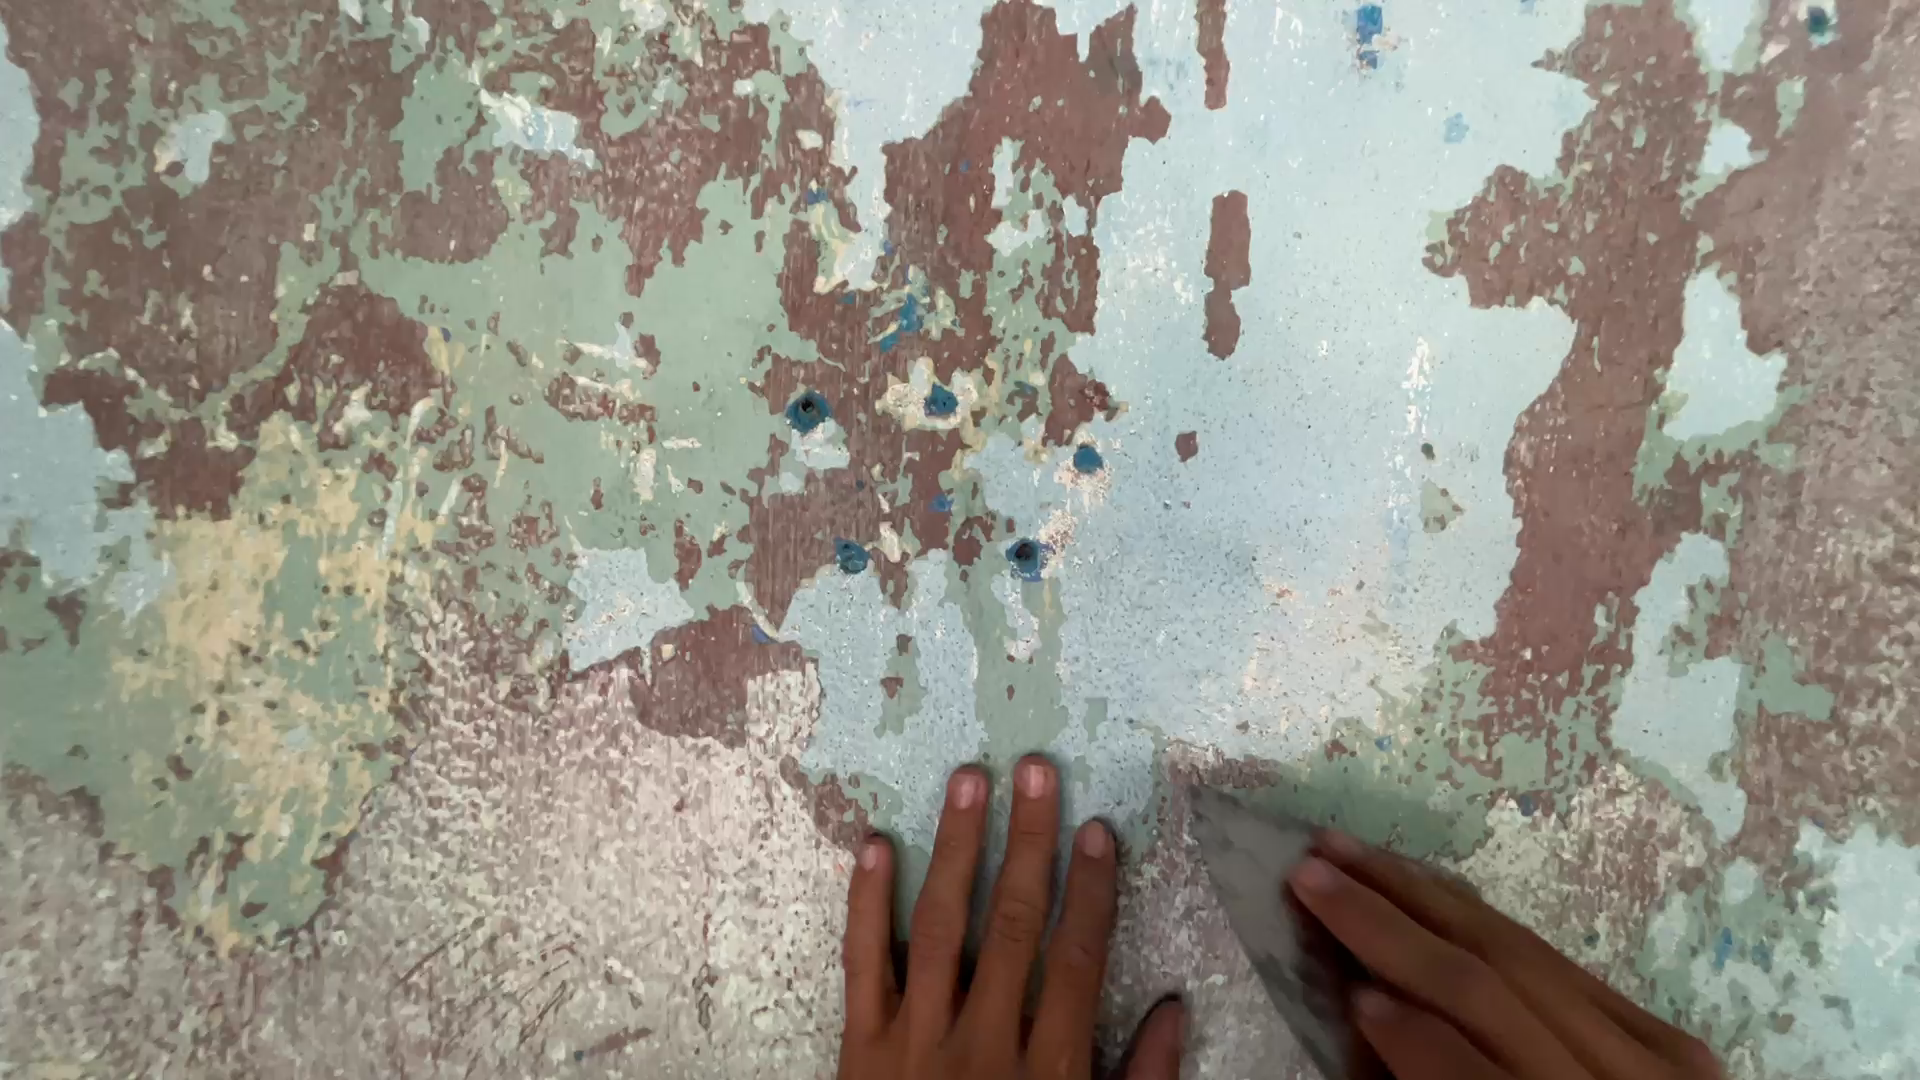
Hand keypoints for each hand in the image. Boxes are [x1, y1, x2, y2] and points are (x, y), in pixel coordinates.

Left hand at [836, 757, 1184, 1078]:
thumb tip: (1173, 1009)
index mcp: (1046, 1074)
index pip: (1077, 960)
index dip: (1092, 889)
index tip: (1098, 828)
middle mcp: (980, 1046)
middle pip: (1013, 923)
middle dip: (1029, 841)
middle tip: (1035, 769)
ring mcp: (911, 1041)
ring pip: (940, 925)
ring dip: (956, 847)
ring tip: (968, 780)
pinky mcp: (857, 1047)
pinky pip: (862, 962)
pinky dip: (867, 901)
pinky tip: (875, 844)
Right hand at [1289, 831, 1722, 1079]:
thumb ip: (1416, 1076)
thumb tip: (1364, 1006)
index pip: (1477, 1074)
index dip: (1412, 1037)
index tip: (1348, 994)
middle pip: (1486, 985)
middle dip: (1384, 921)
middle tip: (1310, 870)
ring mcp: (1660, 1061)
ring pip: (1513, 947)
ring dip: (1411, 887)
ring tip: (1341, 846)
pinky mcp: (1663, 1032)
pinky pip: (1544, 950)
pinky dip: (1469, 909)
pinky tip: (1413, 876)